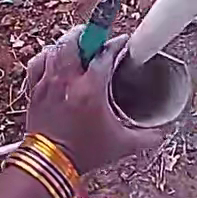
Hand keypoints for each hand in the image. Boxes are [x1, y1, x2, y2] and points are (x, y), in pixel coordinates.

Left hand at [22, 31, 165, 173]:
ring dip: (68, 44)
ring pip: (54, 49)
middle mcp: (66, 82)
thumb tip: (162, 132)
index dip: (116, 45)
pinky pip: (37, 62)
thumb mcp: (123, 145)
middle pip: (72, 41)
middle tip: (96, 38)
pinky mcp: (35, 90)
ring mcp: (48, 84)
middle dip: (86, 34)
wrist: (51, 163)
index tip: (122, 42)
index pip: (104, 55)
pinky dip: (46, 56)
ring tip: (79, 46)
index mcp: (90, 90)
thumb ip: (147, 137)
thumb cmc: (84, 153)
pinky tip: (55, 58)